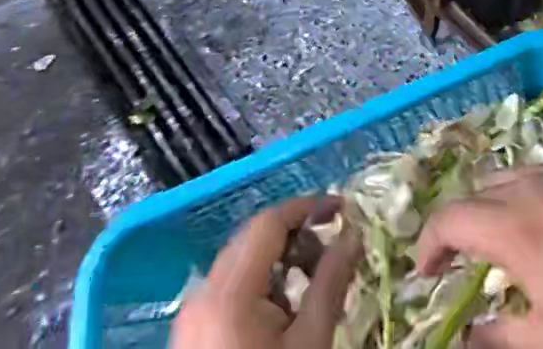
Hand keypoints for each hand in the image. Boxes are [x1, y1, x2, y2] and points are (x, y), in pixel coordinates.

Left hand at [173, 196, 359, 348]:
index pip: (270, 222)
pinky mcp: (188, 336)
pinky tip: (282, 313)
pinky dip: (259, 285)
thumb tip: (354, 234)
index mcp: (229, 292)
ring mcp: (190, 316)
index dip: (308, 208)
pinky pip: (227, 289)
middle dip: (296, 235)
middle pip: (253, 238)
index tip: (344, 211)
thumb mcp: (311, 342)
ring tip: (311, 286)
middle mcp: (202, 293)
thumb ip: (332, 280)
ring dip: (279, 260)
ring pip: (240, 262)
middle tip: (334, 250)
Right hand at [414, 167, 542, 348]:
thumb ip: (501, 336)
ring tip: (496, 243)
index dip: (428, 244)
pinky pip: (535, 173)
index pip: (450, 219)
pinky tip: (539, 224)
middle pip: (475, 192)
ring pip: (505, 177)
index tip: (424, 275)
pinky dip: (519, 193)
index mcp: (513, 227)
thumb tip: (468, 336)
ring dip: (489, 205)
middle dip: (458, 224)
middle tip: (459, 264)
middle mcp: (530, 188)